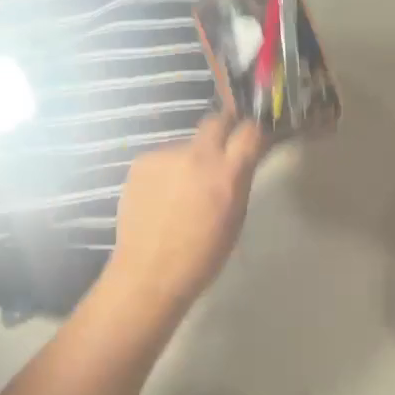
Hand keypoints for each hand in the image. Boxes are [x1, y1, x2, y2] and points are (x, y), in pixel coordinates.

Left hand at [104, 114, 264, 311]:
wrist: (149, 273)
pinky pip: (162, 158)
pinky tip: (161, 197)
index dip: (253, 132)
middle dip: (223, 130)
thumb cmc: (202, 257)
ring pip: (186, 144)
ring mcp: (165, 155)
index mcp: (227, 174)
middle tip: (221, 151)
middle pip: (215, 121)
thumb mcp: (235, 219)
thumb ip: (238, 182)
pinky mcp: (141, 162)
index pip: (250, 130)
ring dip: (190, 159)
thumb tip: (241, 161)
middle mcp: (196, 155)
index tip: (253, 139)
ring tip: (181, 191)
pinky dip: (166, 171)